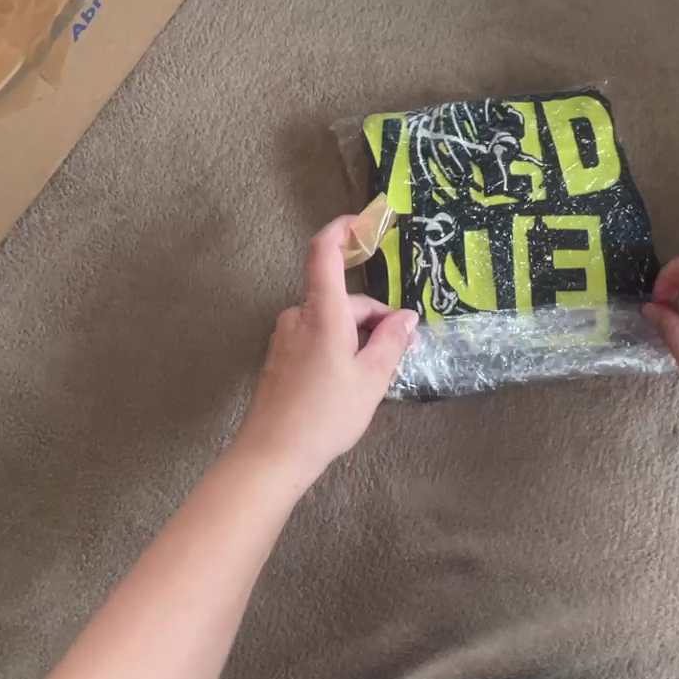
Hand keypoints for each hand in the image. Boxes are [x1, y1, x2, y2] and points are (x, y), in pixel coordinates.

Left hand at [232, 216, 418, 483]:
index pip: (323, 252)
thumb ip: (392, 341)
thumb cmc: (325, 415)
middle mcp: (299, 316)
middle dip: (373, 319)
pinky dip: (337, 348)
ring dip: (356, 337)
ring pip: (331, 321)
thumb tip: (407, 317)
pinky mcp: (280, 356)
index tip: (362, 222)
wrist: (272, 455)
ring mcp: (285, 336)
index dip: (341, 229)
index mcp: (322, 313)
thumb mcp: (372, 379)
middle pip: (342, 299)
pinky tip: (346, 383)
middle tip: (397, 353)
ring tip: (371, 378)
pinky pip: (316, 337)